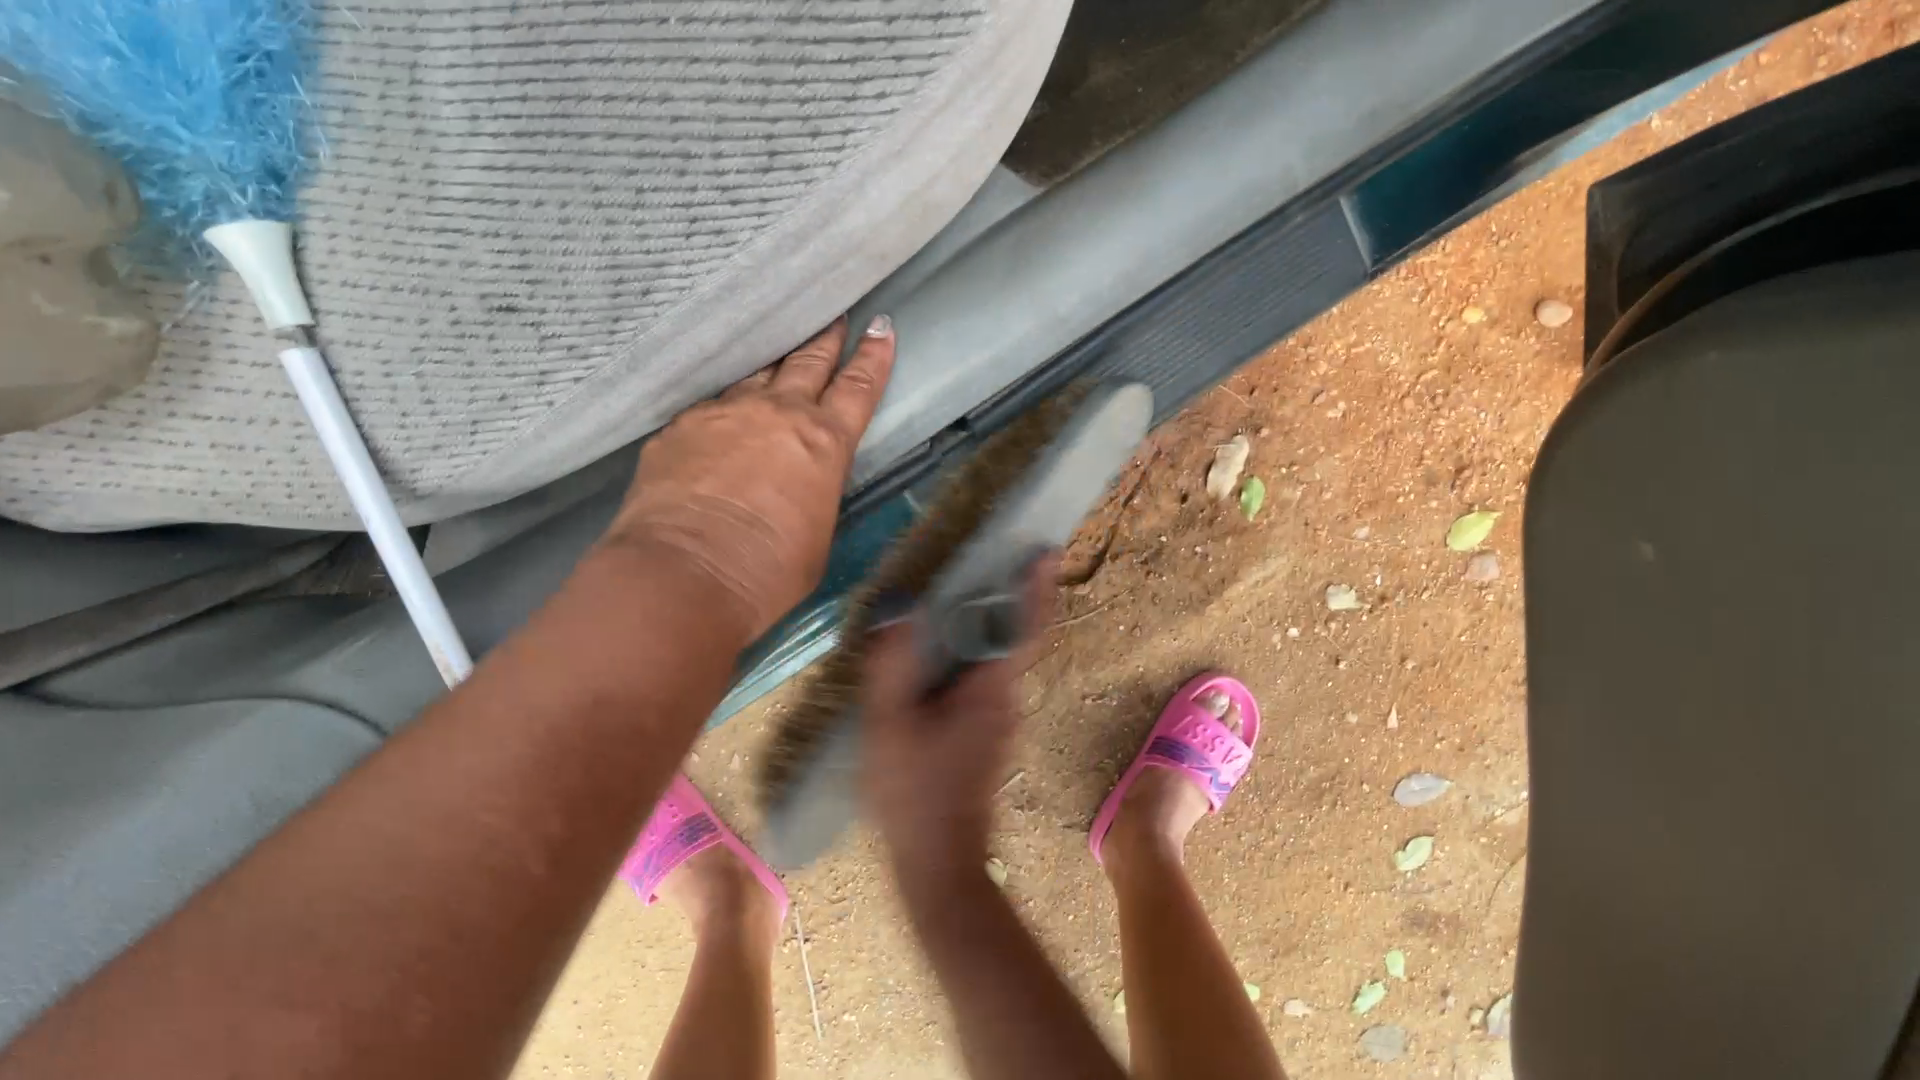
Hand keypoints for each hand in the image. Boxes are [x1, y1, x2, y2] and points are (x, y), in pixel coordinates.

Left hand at [603, 316, 894, 642]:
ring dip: (773, 366)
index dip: (873, 357)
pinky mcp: (679, 428)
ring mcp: (723, 414)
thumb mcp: (817, 535)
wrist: (684, 572)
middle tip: (836, 319)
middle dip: (826, 341)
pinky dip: (724, 409)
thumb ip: (813, 494)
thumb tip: (798, 485)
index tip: (880, 326)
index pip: (858, 389)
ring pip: (755, 377)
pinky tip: (720, 420)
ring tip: (779, 357)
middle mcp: (776, 414)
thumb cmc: (768, 571)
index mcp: (824, 442)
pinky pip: (710, 408)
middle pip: (807, 364)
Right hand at [862, 559, 1055, 898]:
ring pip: (995, 660)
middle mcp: (1007, 700)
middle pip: (1012, 637)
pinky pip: (981, 681)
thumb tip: (901, 607)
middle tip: (982, 559)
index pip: (1026, 627)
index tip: (1044, 550)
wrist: (940, 865)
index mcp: (992, 690)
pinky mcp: (986, 738)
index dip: (1036, 586)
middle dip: (1003, 596)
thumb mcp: (890, 724)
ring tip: (948, 597)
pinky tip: (933, 656)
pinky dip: (967, 656)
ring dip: (981, 626)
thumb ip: (893, 664)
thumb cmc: (914, 794)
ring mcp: (1000, 722)